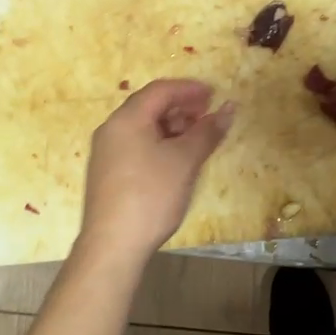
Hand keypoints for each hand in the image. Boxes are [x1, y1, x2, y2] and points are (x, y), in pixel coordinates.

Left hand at [77, 79, 235, 262]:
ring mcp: (107, 153)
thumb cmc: (150, 196)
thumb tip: (228, 108)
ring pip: (143, 127)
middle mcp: (112, 129)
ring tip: (197, 139)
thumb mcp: (184, 161)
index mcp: (126, 119)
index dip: (189, 89)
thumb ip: (207, 131)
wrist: (112, 246)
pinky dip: (160, 143)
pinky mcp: (108, 173)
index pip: (160, 90)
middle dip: (182, 107)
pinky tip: (176, 160)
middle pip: (150, 106)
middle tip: (208, 116)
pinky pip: (137, 145)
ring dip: (172, 127)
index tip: (215, 95)